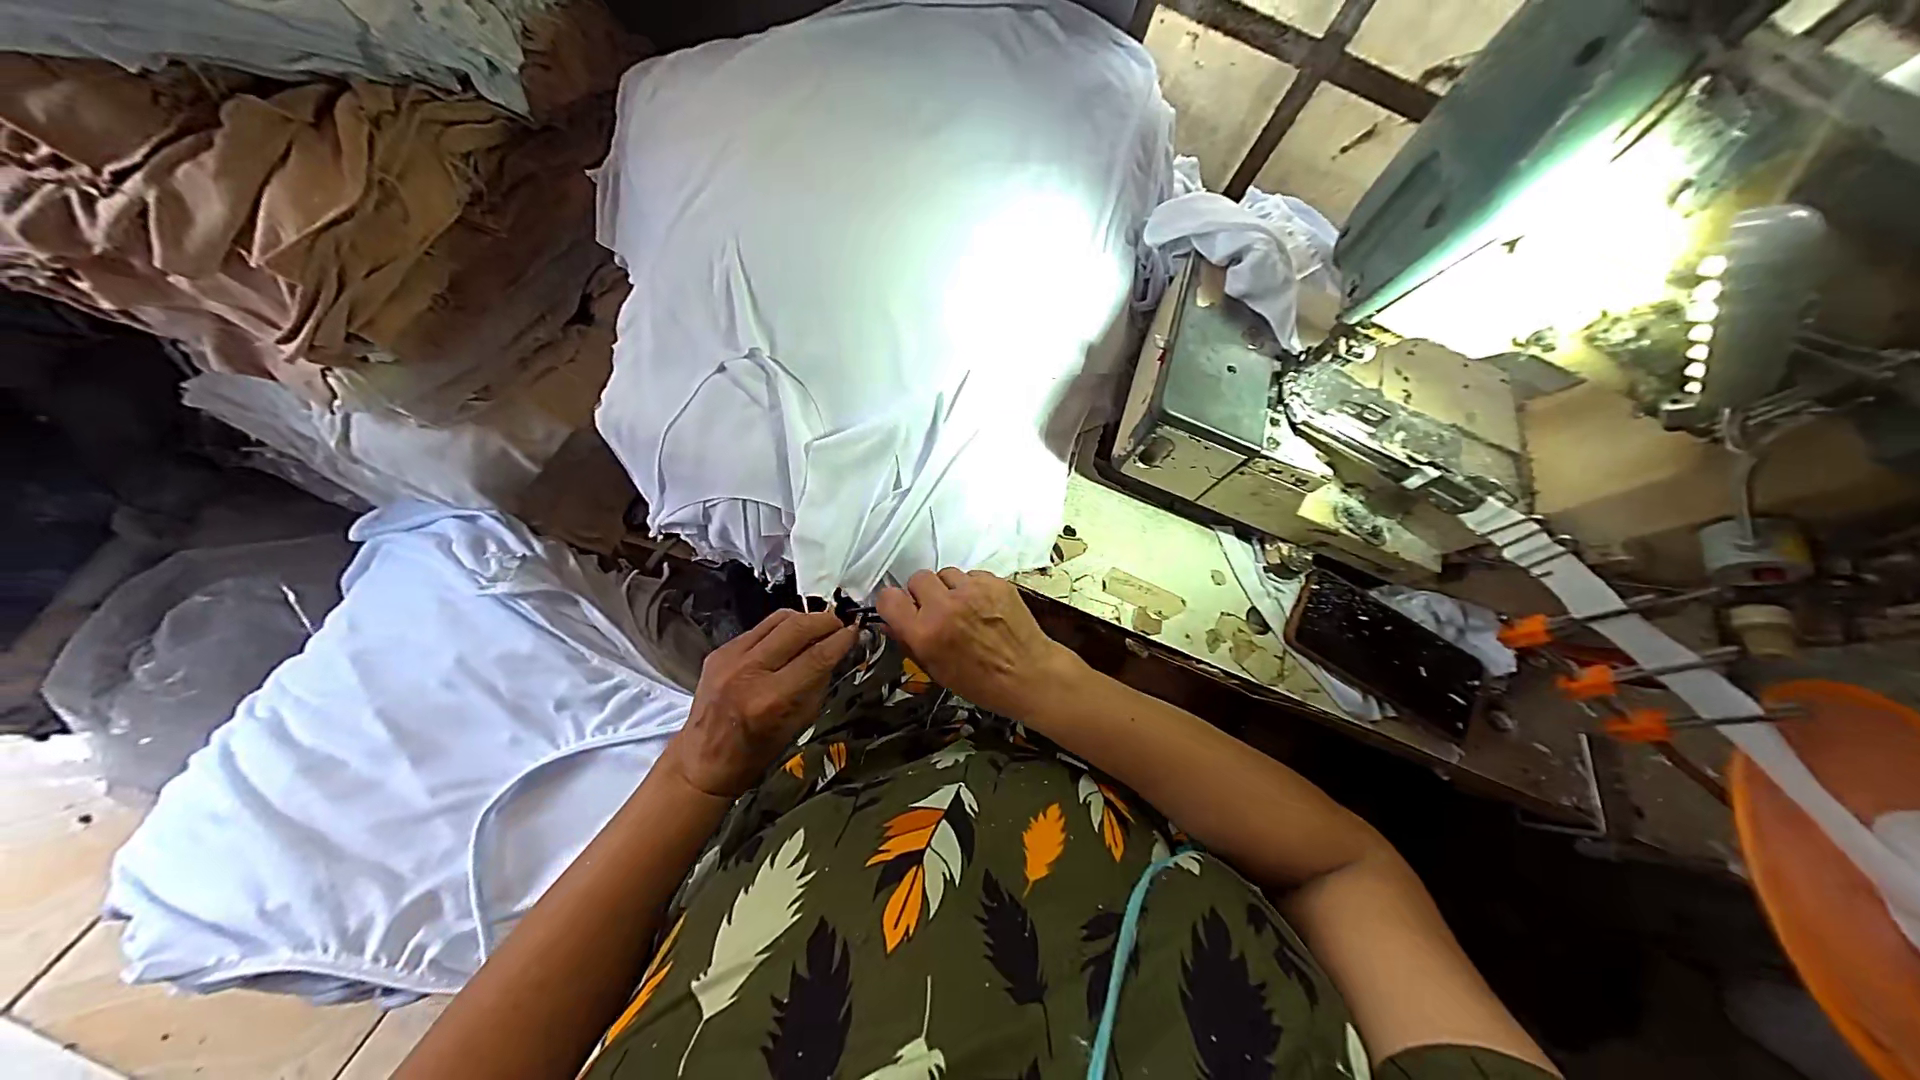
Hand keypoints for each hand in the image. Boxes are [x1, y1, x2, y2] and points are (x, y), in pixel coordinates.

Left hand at [665, 609, 857, 799]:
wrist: (701, 762)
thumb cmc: (754, 754)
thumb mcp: (797, 725)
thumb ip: (816, 686)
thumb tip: (835, 654)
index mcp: (770, 698)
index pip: (816, 657)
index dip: (841, 640)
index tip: (855, 632)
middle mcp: (748, 672)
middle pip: (797, 627)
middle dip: (825, 621)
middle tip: (840, 625)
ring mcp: (729, 657)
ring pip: (777, 619)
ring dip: (804, 619)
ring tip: (818, 627)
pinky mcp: (719, 651)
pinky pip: (758, 628)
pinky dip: (780, 629)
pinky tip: (789, 639)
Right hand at [874, 568, 1081, 717]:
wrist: (1029, 674)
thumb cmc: (981, 681)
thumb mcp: (935, 670)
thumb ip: (909, 642)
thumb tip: (890, 623)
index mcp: (925, 633)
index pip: (889, 598)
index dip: (894, 604)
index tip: (902, 610)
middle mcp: (945, 607)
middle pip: (918, 578)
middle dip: (923, 594)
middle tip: (936, 611)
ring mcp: (972, 591)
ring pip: (945, 573)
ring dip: (948, 588)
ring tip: (962, 609)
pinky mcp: (994, 582)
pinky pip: (971, 575)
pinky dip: (972, 587)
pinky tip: (982, 607)